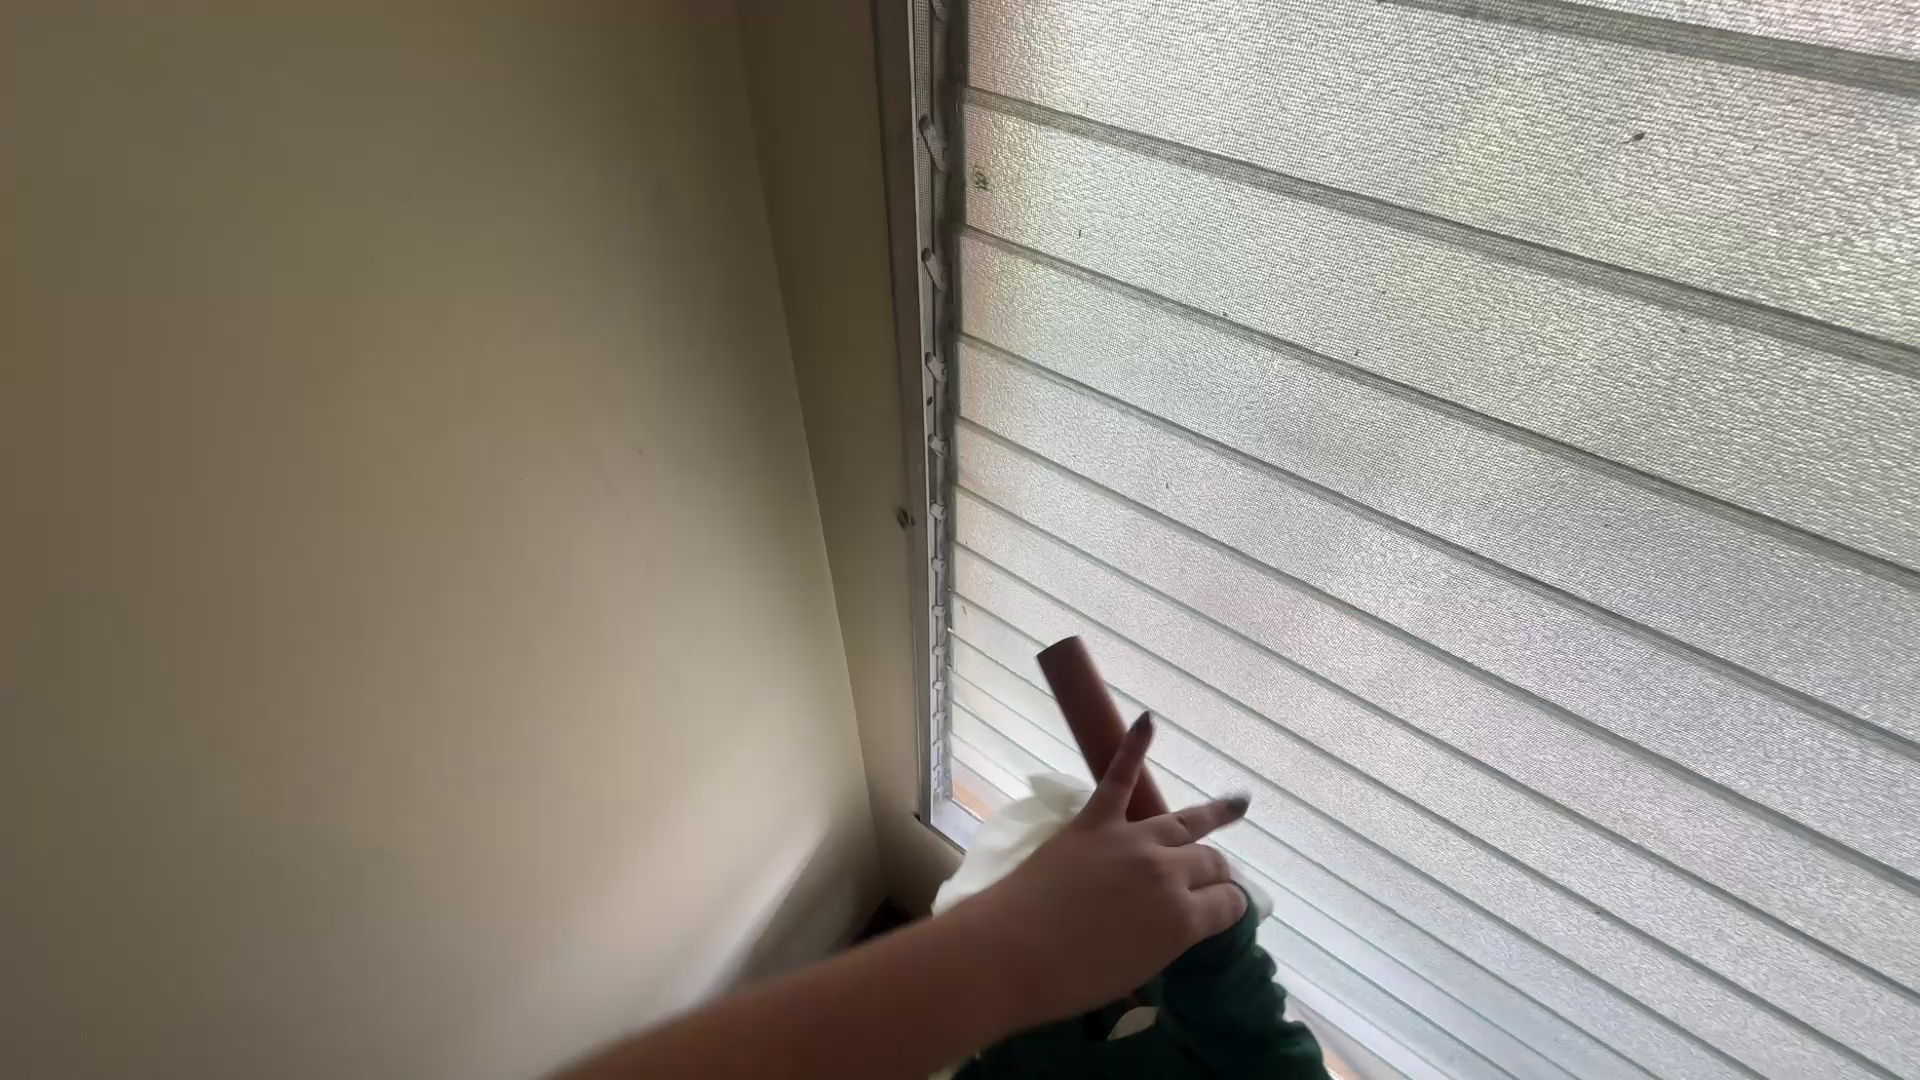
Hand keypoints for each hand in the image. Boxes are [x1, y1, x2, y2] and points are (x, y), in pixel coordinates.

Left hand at [946, 714, 1250, 1026]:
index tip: (1229, 908)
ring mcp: (1130, 840)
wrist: (1011, 951)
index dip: (1233, 906)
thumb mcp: (1138, 969)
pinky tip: (1148, 721)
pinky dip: (1133, 747)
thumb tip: (1179, 918)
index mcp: (1184, 919)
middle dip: (1220, 872)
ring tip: (1238, 803)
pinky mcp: (1093, 820)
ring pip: (1184, 822)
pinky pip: (1118, 777)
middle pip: (1210, 862)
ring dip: (1213, 813)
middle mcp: (1167, 872)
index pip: (1229, 904)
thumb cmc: (1072, 979)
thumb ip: (1167, 938)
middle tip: (1218, 877)